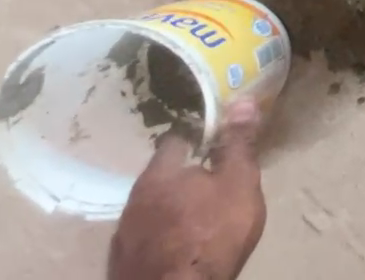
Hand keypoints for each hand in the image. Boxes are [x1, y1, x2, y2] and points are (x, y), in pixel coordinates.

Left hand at [109, 100, 266, 279]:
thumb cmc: (214, 230)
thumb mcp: (240, 180)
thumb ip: (238, 143)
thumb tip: (241, 102)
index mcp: (160, 176)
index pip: (175, 140)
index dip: (199, 134)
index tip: (221, 136)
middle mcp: (133, 201)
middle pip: (162, 175)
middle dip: (187, 172)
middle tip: (219, 175)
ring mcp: (123, 235)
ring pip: (153, 205)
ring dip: (175, 201)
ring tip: (204, 208)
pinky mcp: (124, 263)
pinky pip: (148, 232)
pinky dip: (165, 228)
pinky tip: (184, 238)